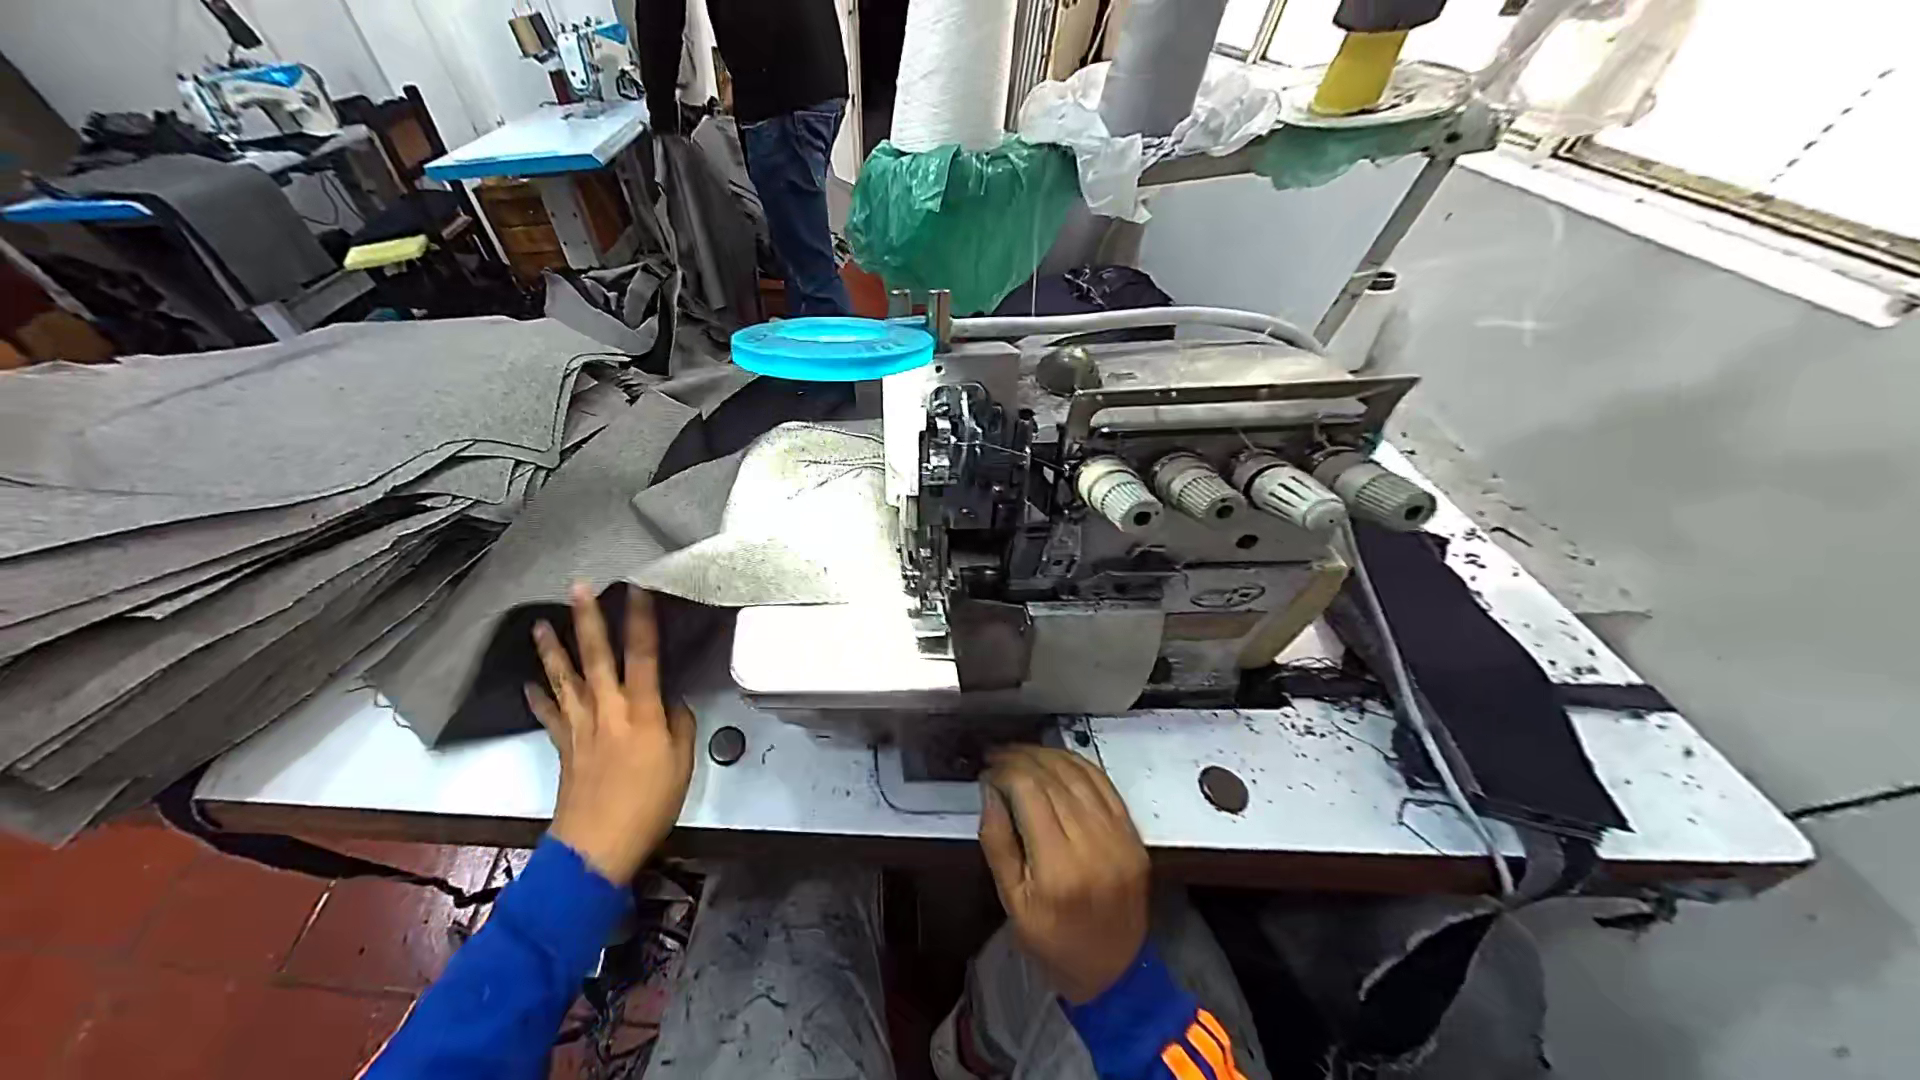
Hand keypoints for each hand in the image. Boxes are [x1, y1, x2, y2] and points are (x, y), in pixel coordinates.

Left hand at [527, 582, 695, 883]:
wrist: (598, 844)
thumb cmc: (650, 802)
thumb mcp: (682, 760)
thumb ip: (679, 722)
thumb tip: (671, 700)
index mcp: (641, 711)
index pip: (643, 655)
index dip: (641, 621)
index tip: (637, 589)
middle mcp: (607, 710)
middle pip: (595, 657)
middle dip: (587, 620)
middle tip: (577, 588)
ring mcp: (580, 726)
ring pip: (564, 679)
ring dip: (552, 649)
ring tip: (540, 624)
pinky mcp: (564, 745)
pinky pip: (549, 714)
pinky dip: (538, 697)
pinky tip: (528, 683)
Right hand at [978, 745, 1150, 1003]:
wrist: (1113, 971)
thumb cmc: (1054, 942)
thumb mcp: (1011, 902)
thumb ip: (997, 843)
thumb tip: (989, 790)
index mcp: (1058, 869)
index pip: (1029, 792)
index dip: (1005, 771)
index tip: (988, 769)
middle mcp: (1093, 847)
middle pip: (1053, 779)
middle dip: (1022, 758)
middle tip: (999, 754)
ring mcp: (1118, 839)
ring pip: (1079, 774)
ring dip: (1047, 755)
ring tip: (1022, 753)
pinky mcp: (1132, 835)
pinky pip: (1104, 784)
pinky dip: (1078, 765)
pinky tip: (1057, 760)